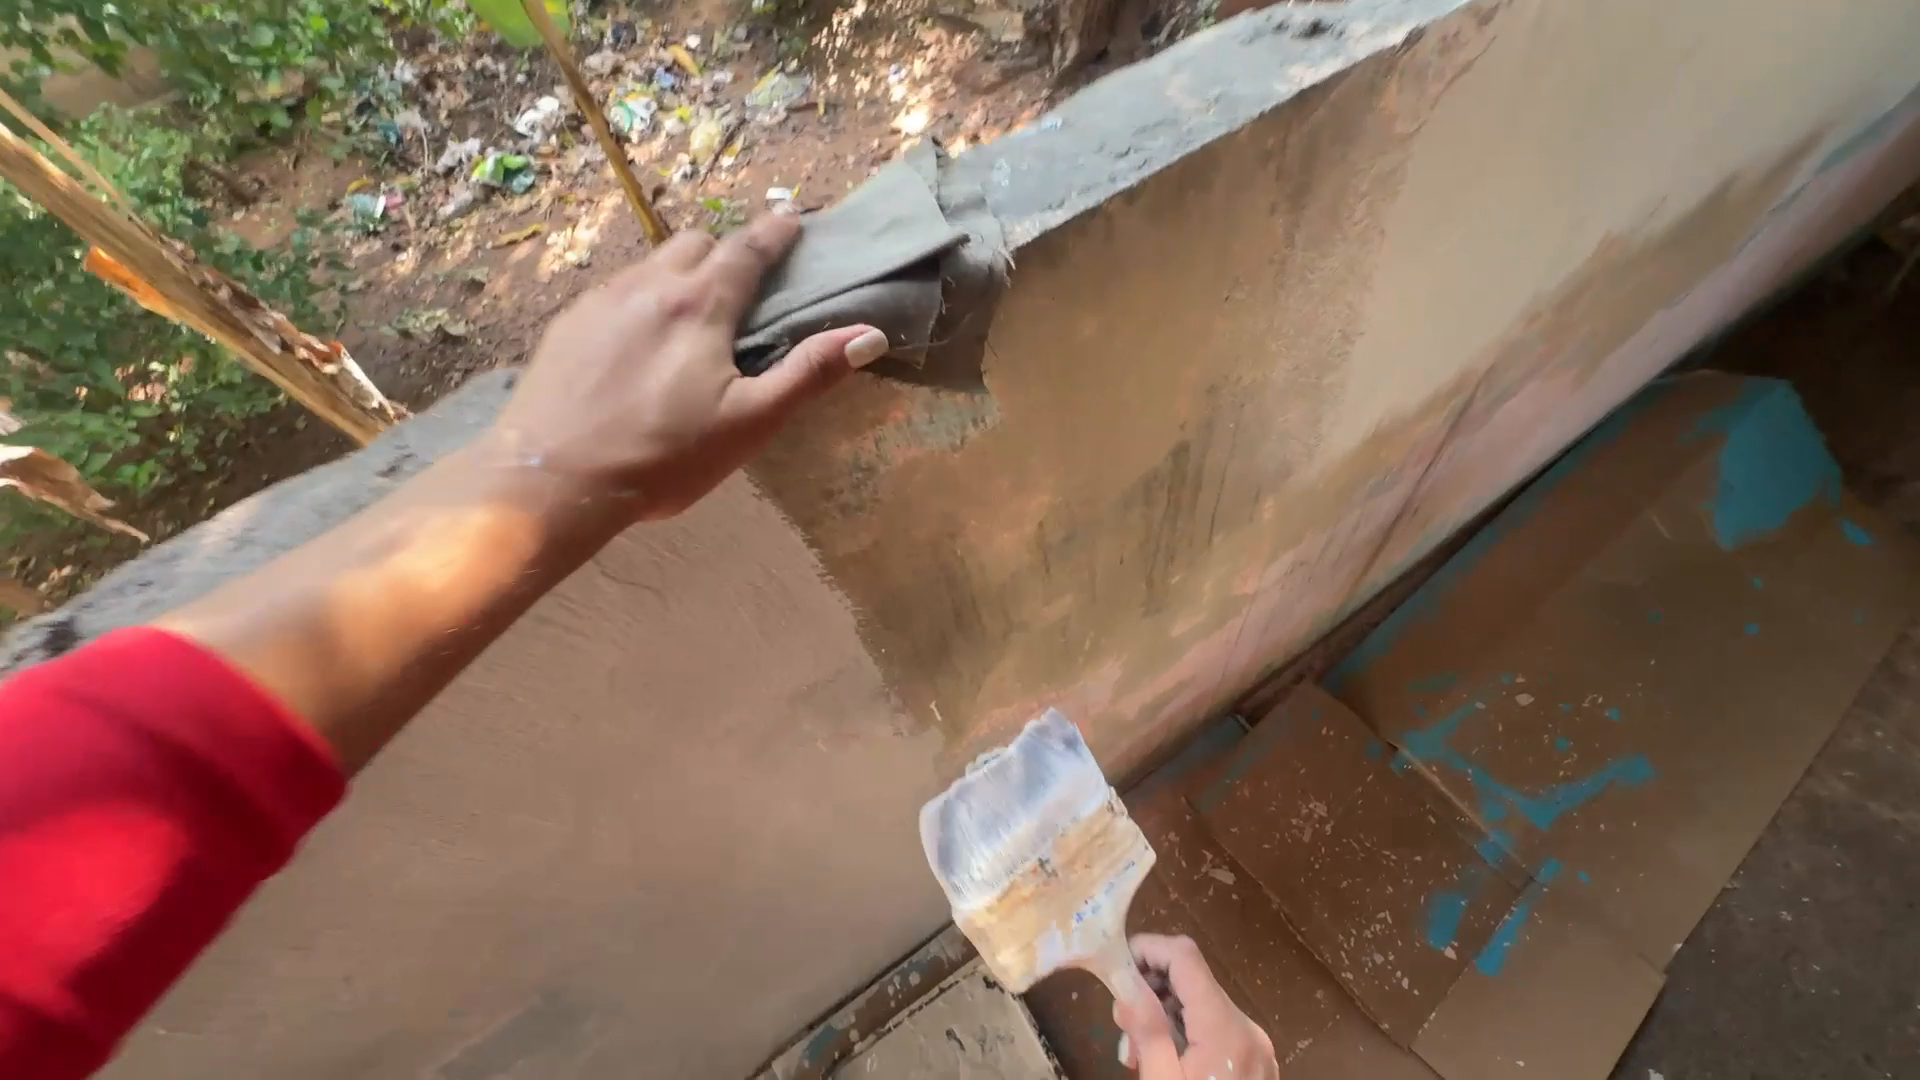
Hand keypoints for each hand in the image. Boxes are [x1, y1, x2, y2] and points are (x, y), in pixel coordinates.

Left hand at [492, 212, 890, 520]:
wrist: (553, 479)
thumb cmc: (665, 456)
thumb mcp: (752, 422)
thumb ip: (809, 374)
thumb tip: (869, 335)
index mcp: (700, 306)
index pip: (746, 251)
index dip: (775, 233)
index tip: (792, 221)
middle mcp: (649, 287)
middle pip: (696, 244)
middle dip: (726, 251)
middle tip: (745, 279)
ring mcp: (601, 302)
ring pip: (652, 264)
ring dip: (683, 272)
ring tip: (694, 309)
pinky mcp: (567, 325)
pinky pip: (616, 290)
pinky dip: (644, 296)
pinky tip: (643, 337)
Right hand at [1116, 934, 1277, 1078]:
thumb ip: (1145, 1029)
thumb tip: (1124, 980)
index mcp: (1226, 1028)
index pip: (1184, 956)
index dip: (1147, 947)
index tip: (1115, 965)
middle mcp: (1247, 1028)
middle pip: (1192, 977)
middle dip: (1150, 988)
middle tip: (1121, 1024)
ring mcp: (1255, 1047)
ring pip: (1201, 1001)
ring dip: (1164, 1011)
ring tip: (1138, 1052)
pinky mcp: (1255, 1064)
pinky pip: (1214, 1026)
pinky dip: (1184, 1029)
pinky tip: (1164, 1060)